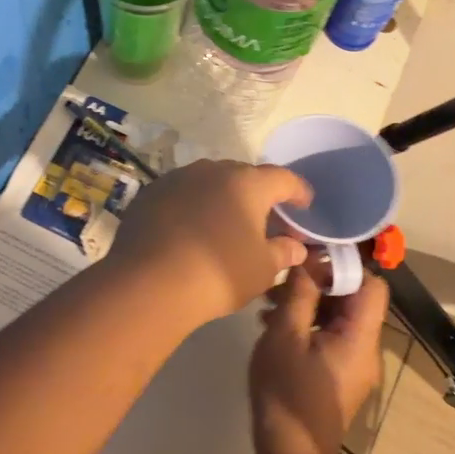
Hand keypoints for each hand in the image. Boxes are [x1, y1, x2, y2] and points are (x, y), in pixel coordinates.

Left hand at [108, 160, 312, 319]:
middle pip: (244, 176)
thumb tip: (295, 245)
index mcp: (247, 183)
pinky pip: (181, 195)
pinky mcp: (150, 193)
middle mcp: (212, 170)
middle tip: (265, 218)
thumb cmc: (218, 273)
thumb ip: (282, 252)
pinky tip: (191, 229)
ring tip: (226, 222)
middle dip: (258, 194)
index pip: (282, 178)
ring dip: (221, 198)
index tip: (305, 203)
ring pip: (209, 182)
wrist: (149, 282)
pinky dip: (192, 207)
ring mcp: (177, 178)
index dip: (298, 190)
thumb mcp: (262, 269)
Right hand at [249, 267, 390, 453]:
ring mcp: (353, 367)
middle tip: (279, 282)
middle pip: (353, 301)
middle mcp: (366, 349)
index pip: (372, 285)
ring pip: (338, 320)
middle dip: (318, 284)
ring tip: (268, 306)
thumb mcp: (284, 336)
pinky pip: (329, 340)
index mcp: (361, 336)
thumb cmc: (288, 392)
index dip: (343, 266)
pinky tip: (273, 329)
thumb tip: (308, 260)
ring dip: (308, 305)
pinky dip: (307, 327)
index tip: (308, 260)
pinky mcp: (338, 379)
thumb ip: (298, 294)